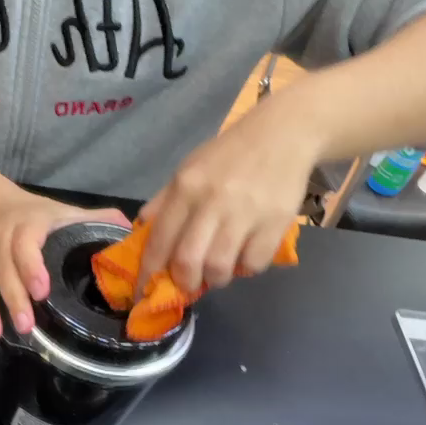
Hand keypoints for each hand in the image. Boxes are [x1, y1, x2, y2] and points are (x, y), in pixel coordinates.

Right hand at [0, 195, 129, 341]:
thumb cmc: (35, 214)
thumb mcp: (63, 211)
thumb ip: (95, 220)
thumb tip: (131, 229)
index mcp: (25, 227)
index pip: (25, 246)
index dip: (30, 267)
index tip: (41, 290)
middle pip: (2, 273)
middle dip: (12, 300)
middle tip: (26, 326)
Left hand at [137, 106, 323, 295]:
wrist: (284, 132)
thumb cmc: (229, 155)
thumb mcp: (189, 169)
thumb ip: (164, 201)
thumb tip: (141, 231)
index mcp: (186, 188)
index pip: (159, 241)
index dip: (148, 273)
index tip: (143, 292)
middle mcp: (212, 201)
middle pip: (188, 261)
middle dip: (183, 282)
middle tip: (188, 283)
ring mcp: (246, 212)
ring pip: (219, 267)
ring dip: (215, 279)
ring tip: (218, 269)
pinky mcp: (276, 221)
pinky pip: (254, 262)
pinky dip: (247, 268)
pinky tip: (245, 255)